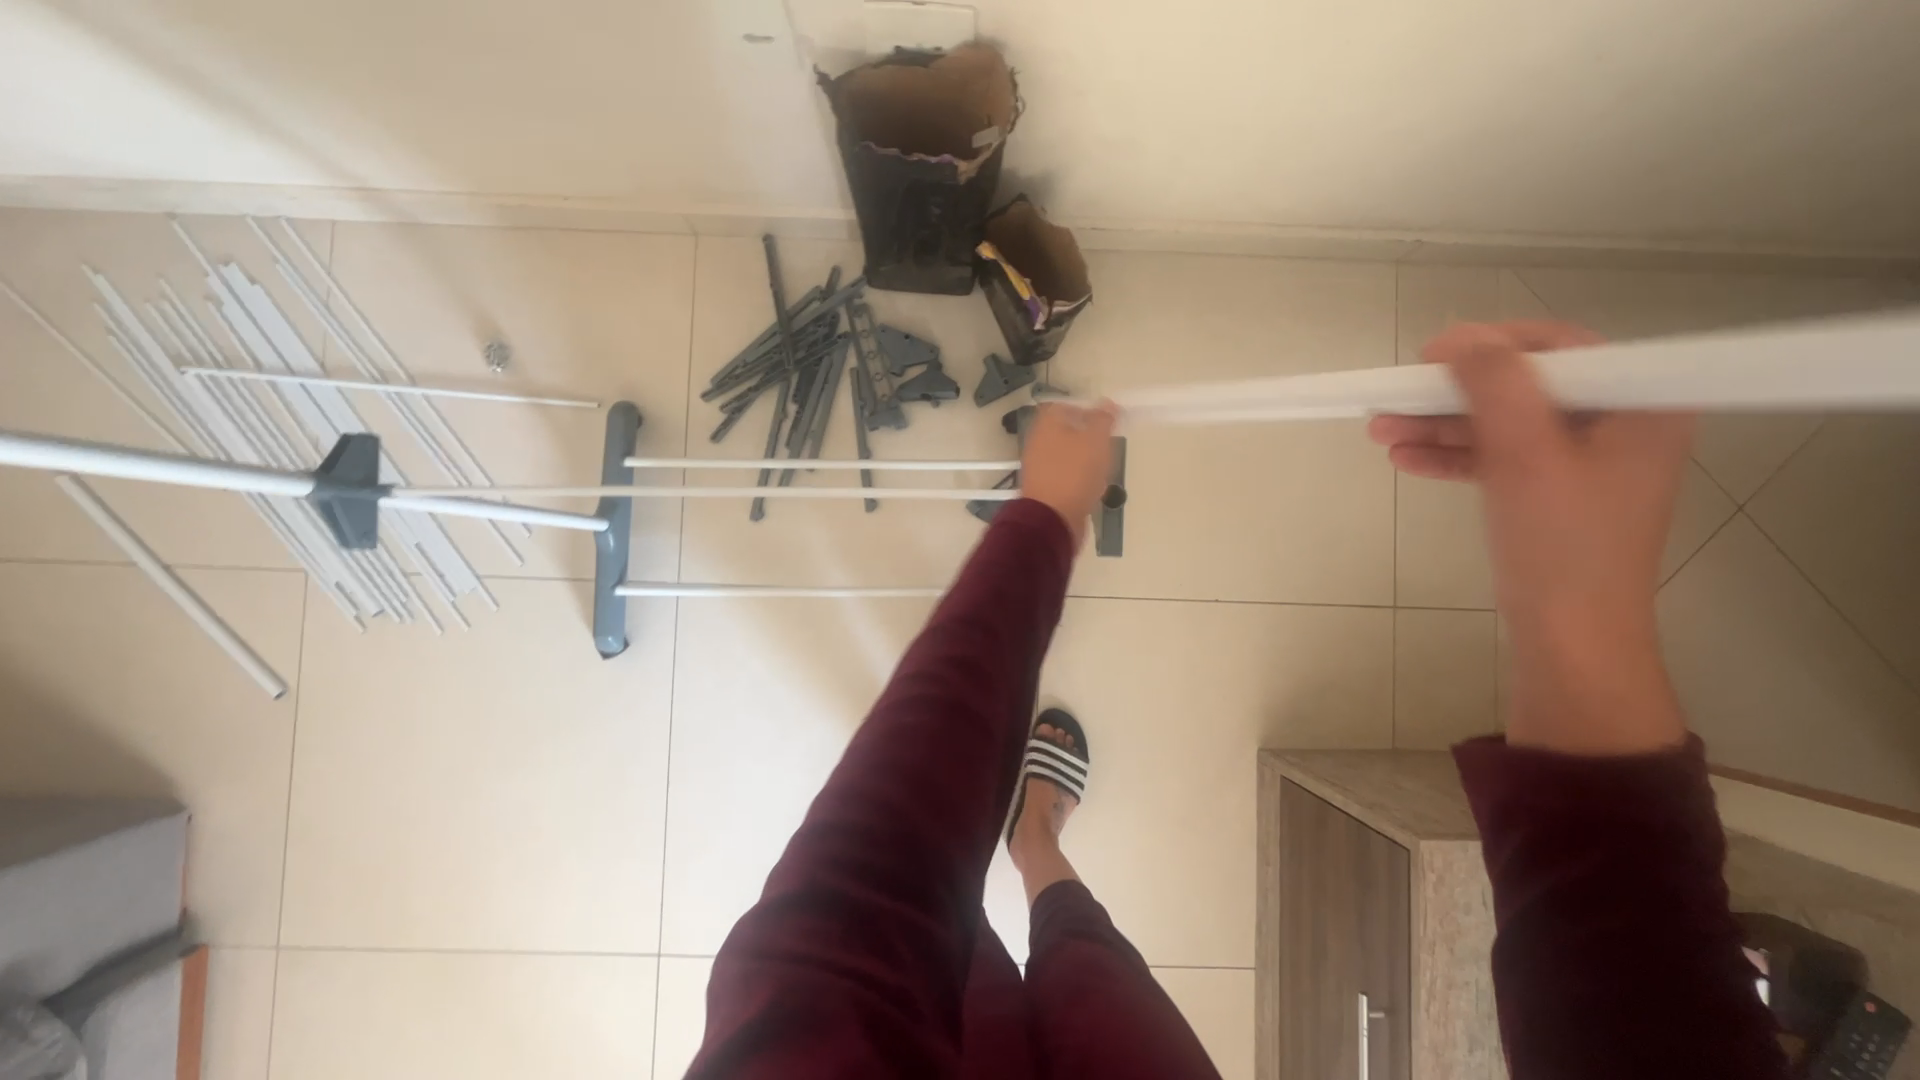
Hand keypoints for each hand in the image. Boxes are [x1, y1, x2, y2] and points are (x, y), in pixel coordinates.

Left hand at [1020, 401, 1118, 548]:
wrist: (1053, 519)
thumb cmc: (1075, 473)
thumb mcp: (1096, 440)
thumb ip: (1103, 419)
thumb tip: (1107, 404)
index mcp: (1047, 423)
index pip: (1066, 406)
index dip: (1088, 410)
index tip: (1107, 420)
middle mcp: (1039, 441)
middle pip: (1069, 431)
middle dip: (1091, 438)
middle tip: (1108, 446)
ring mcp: (1040, 466)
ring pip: (1070, 455)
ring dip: (1089, 461)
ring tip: (1104, 469)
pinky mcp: (1046, 488)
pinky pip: (1068, 476)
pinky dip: (1081, 479)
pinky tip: (1094, 488)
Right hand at [1368, 321, 1692, 755]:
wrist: (1569, 639)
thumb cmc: (1561, 544)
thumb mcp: (1526, 454)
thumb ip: (1495, 384)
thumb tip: (1456, 335)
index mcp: (1642, 406)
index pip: (1564, 348)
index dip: (1494, 344)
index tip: (1432, 355)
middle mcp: (1619, 426)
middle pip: (1524, 387)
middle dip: (1452, 394)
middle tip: (1392, 395)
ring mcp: (1583, 464)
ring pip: (1503, 425)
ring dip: (1440, 426)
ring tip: (1378, 429)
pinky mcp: (1550, 496)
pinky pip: (1499, 460)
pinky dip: (1454, 456)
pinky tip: (1404, 458)